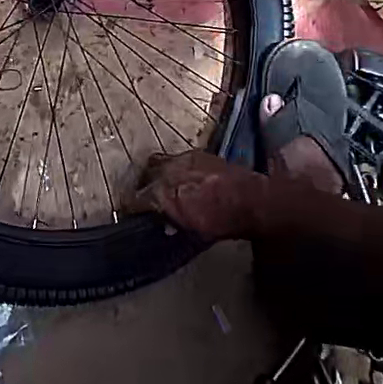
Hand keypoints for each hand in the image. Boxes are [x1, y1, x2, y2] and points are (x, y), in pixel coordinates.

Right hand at [130, 152, 267, 240]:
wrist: (253, 200)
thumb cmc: (224, 221)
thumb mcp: (193, 230)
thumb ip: (171, 221)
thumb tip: (163, 221)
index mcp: (163, 195)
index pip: (135, 199)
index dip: (131, 206)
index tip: (128, 211)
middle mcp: (168, 172)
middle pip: (144, 176)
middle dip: (142, 186)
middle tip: (145, 198)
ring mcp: (182, 160)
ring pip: (157, 162)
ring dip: (156, 173)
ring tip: (161, 184)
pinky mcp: (196, 154)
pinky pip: (176, 159)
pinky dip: (175, 168)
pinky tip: (183, 177)